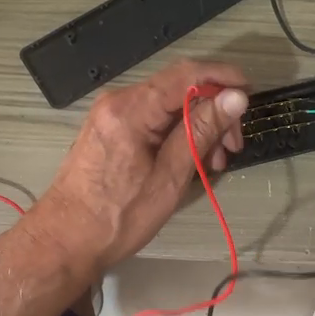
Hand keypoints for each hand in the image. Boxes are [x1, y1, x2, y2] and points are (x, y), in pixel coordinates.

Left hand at [29, 60, 247, 274]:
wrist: (64, 242)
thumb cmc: (118, 217)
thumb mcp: (169, 177)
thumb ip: (202, 131)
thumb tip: (235, 98)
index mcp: (131, 109)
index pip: (187, 73)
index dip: (223, 77)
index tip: (250, 95)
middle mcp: (119, 101)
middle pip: (180, 87)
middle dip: (214, 111)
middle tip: (233, 147)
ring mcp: (112, 114)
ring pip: (169, 104)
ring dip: (198, 125)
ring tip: (214, 162)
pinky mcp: (110, 128)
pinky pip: (153, 118)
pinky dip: (178, 132)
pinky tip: (191, 160)